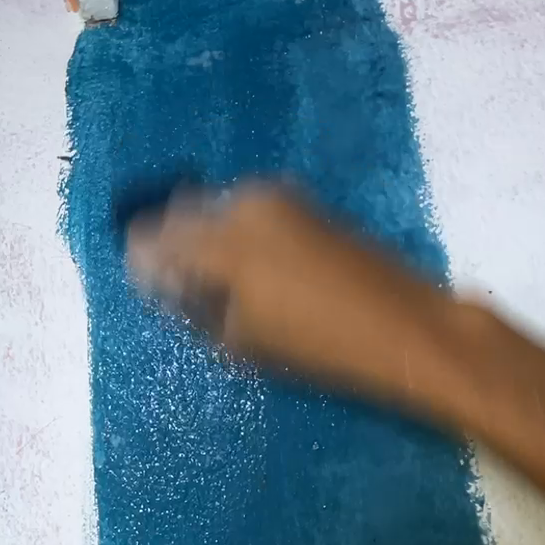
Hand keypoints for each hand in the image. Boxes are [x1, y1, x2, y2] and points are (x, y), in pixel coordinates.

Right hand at [124, 182, 465, 407]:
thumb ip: (195, 307)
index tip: (140, 279)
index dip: (142, 260)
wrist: (405, 326)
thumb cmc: (318, 346)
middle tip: (174, 281)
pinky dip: (233, 229)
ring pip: (214, 208)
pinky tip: (244, 262)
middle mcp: (241, 206)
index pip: (154, 240)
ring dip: (204, 235)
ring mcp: (274, 198)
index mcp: (221, 244)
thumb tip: (172, 288)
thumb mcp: (241, 341)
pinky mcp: (300, 201)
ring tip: (212, 276)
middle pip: (181, 215)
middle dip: (171, 244)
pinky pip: (245, 209)